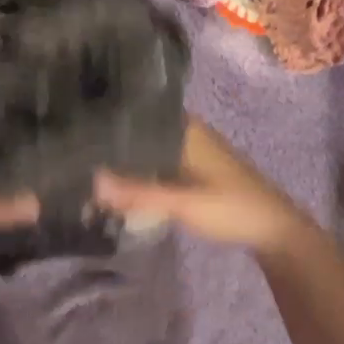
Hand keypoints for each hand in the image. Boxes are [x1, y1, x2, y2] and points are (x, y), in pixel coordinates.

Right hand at [94, 117, 317, 256]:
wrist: (275, 232)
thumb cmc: (233, 208)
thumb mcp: (184, 203)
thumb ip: (139, 193)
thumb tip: (91, 182)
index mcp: (186, 129)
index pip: (139, 111)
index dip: (108, 116)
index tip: (73, 121)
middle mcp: (185, 134)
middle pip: (139, 131)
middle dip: (109, 140)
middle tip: (69, 147)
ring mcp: (189, 153)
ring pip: (145, 149)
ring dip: (121, 158)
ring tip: (82, 163)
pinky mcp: (191, 173)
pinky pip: (154, 165)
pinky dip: (135, 172)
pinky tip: (114, 182)